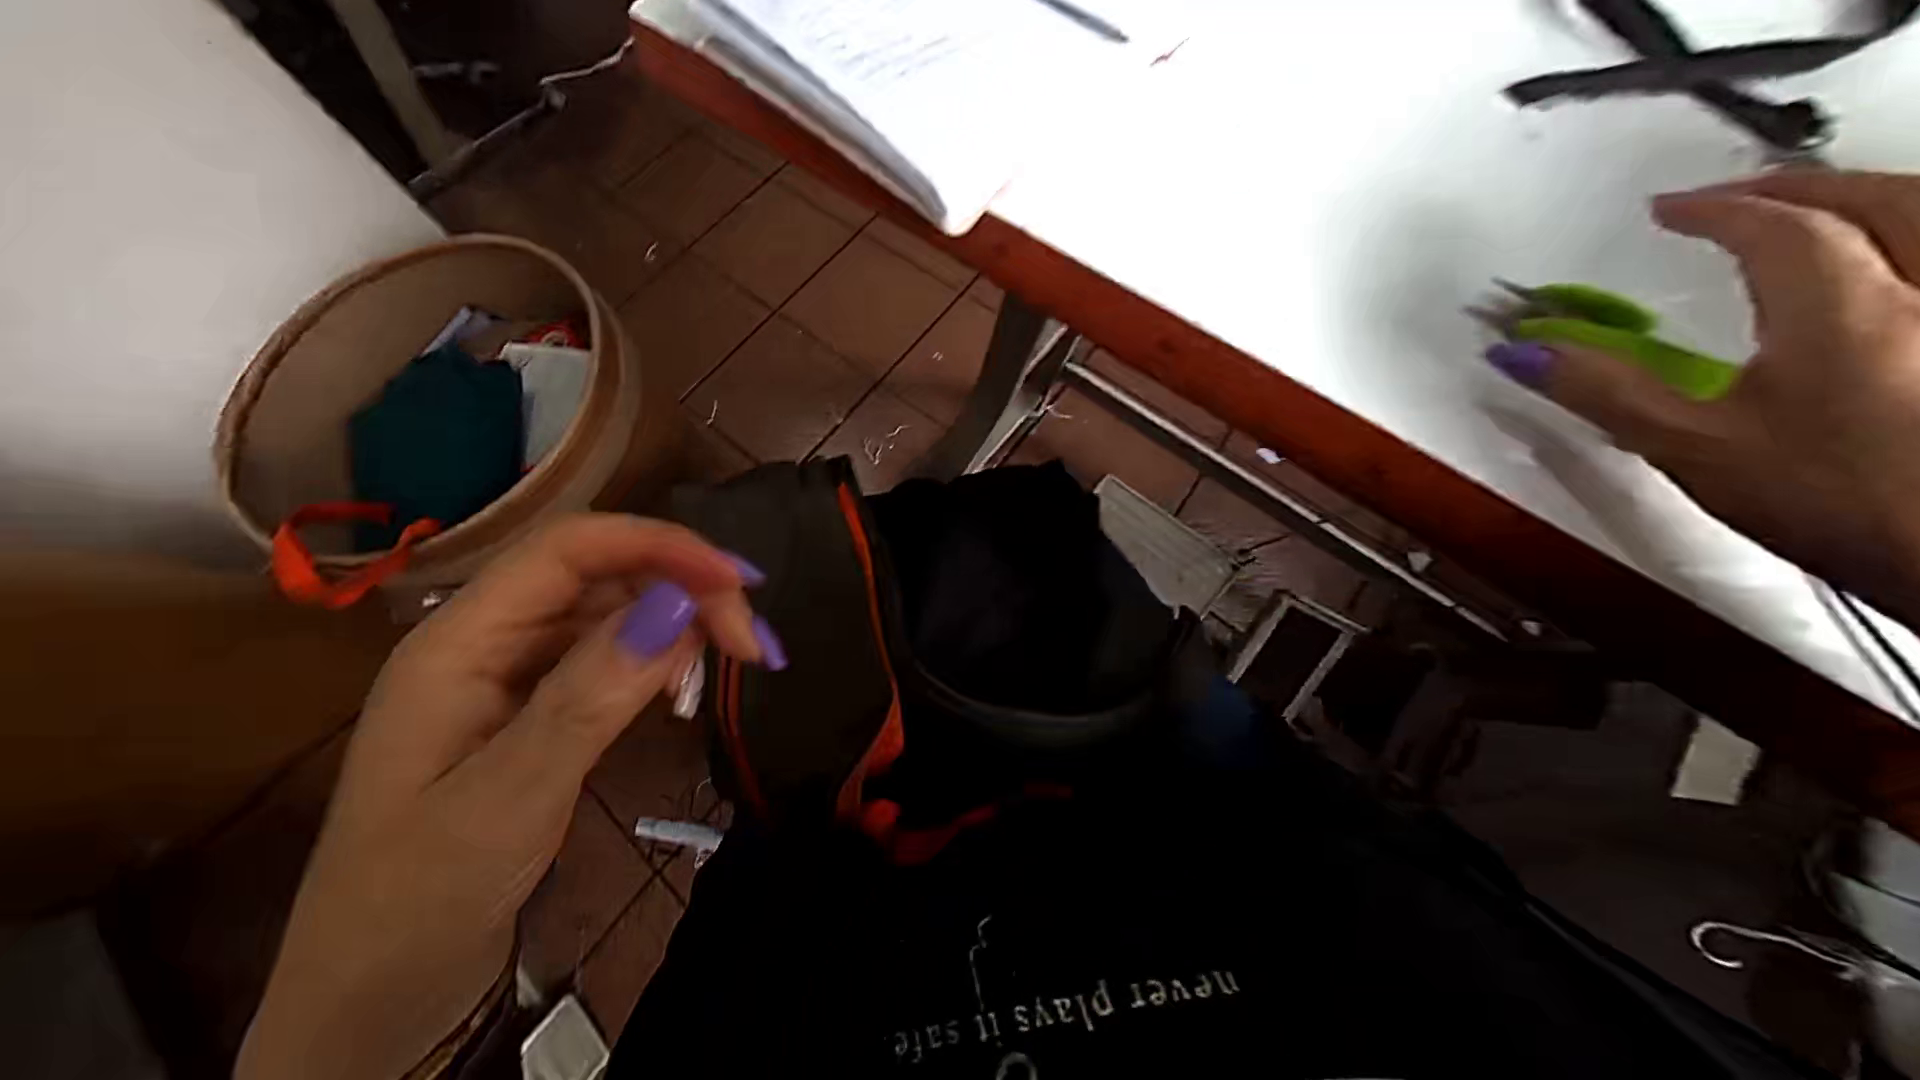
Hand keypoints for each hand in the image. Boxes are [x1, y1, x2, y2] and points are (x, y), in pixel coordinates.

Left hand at [237, 515, 776, 1079]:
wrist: (378, 990)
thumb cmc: (420, 897)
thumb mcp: (509, 799)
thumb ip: (589, 697)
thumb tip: (676, 609)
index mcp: (458, 643)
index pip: (568, 550)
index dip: (658, 545)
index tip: (737, 583)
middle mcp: (489, 638)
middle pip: (600, 571)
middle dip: (684, 585)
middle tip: (751, 639)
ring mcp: (517, 670)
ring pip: (614, 607)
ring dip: (682, 616)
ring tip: (740, 651)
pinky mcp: (544, 702)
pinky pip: (614, 651)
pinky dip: (664, 651)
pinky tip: (692, 673)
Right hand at [1488, 170, 1919, 628]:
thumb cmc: (1822, 498)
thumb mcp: (1689, 446)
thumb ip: (1604, 391)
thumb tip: (1518, 354)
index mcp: (1846, 308)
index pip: (1779, 228)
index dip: (1716, 210)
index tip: (1666, 209)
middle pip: (1883, 195)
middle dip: (1800, 186)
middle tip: (1735, 196)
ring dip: (1869, 197)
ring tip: (1813, 210)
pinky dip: (1906, 235)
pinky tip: (1884, 256)